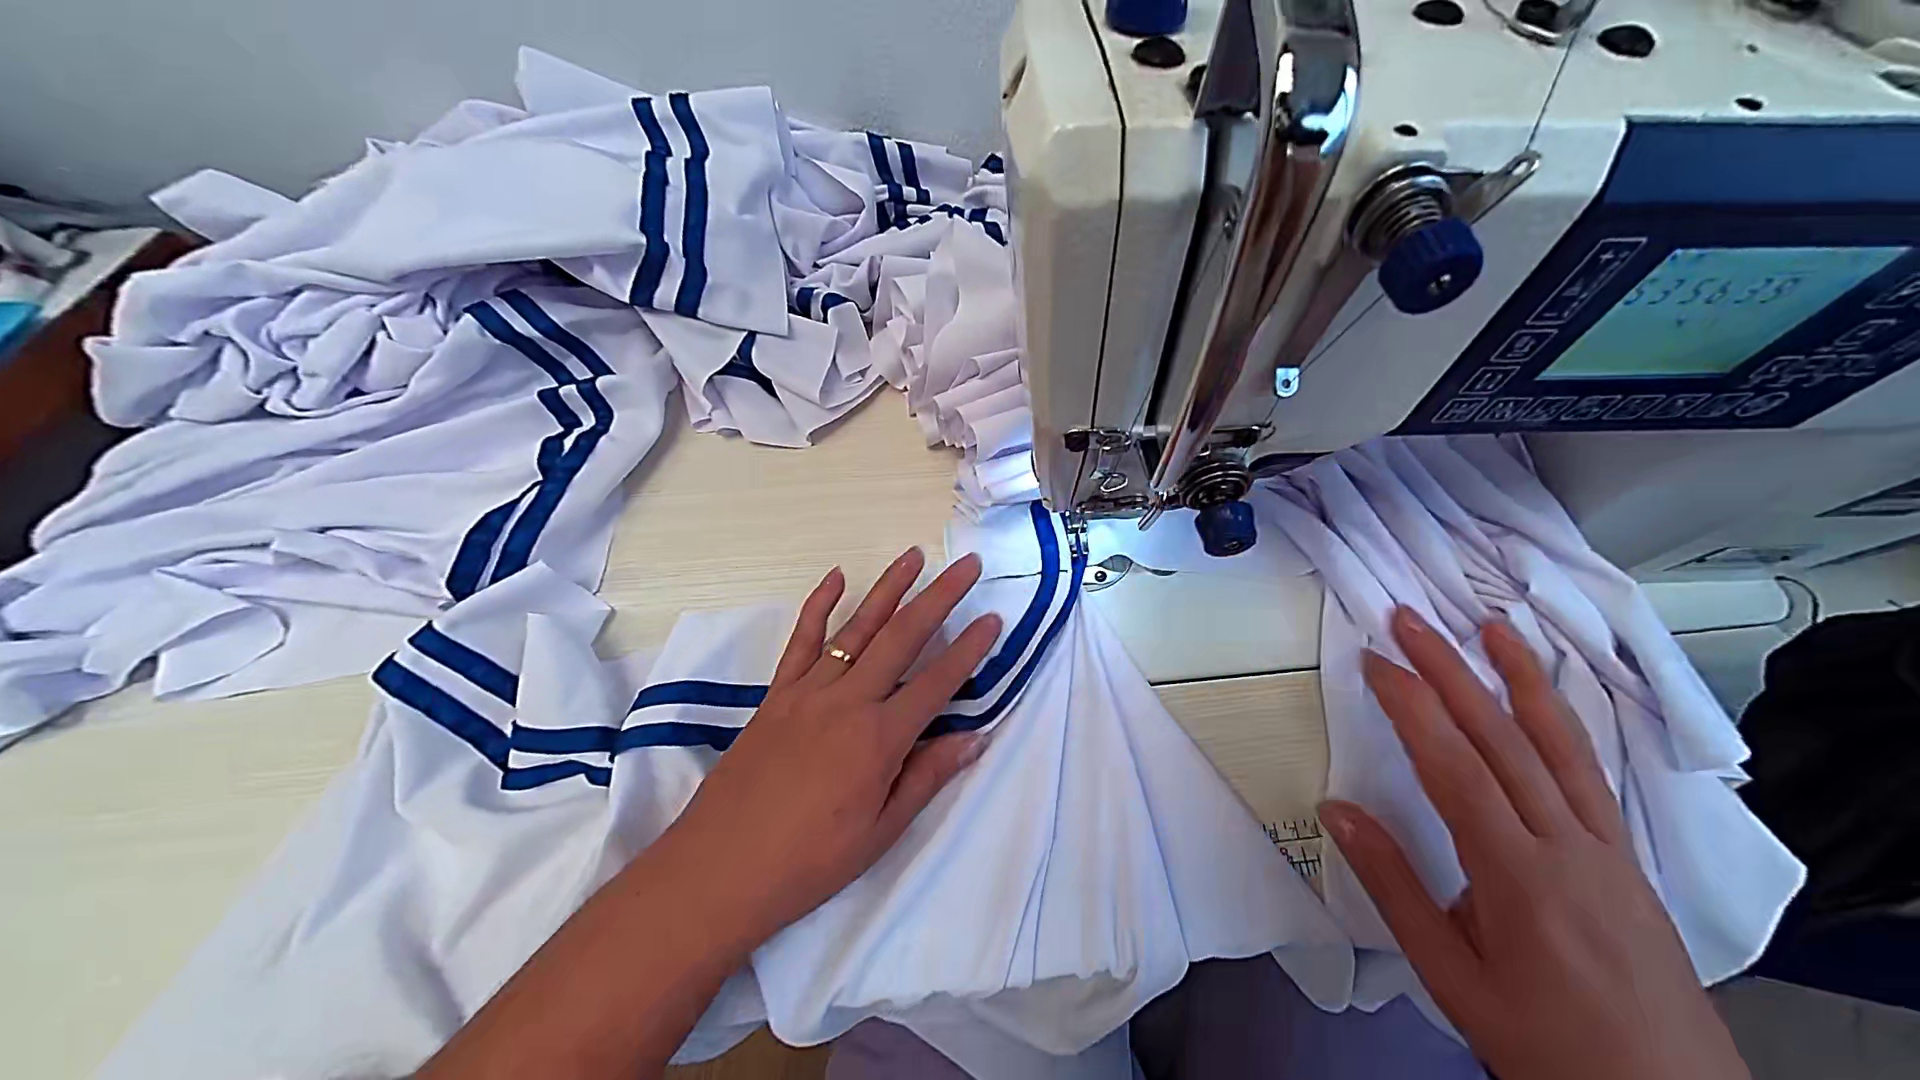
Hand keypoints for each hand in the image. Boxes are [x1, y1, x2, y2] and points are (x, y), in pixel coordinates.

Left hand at [651, 547, 1002, 951]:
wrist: (719, 869)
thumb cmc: (809, 861)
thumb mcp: (880, 831)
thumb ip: (927, 776)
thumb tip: (975, 738)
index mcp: (879, 740)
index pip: (937, 682)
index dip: (969, 649)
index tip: (992, 619)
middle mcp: (847, 702)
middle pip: (903, 638)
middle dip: (940, 597)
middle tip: (967, 565)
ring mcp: (808, 691)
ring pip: (857, 627)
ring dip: (889, 587)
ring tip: (915, 556)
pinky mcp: (776, 693)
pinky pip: (801, 640)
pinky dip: (818, 604)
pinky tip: (835, 576)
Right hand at [1320, 607, 1748, 1079]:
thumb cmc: (1543, 1039)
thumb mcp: (1449, 974)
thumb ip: (1392, 884)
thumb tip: (1335, 808)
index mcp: (1517, 874)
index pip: (1454, 766)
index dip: (1411, 706)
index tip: (1375, 662)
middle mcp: (1569, 846)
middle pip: (1503, 739)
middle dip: (1452, 671)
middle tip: (1411, 622)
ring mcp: (1608, 848)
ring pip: (1560, 746)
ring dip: (1521, 679)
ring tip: (1492, 630)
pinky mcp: (1627, 858)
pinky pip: (1591, 774)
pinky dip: (1564, 723)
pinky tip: (1545, 700)